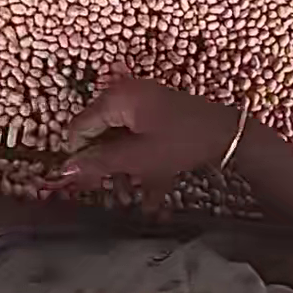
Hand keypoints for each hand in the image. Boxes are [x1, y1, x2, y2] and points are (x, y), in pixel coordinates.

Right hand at [55, 72, 243, 208]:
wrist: (228, 134)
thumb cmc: (181, 143)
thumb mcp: (138, 158)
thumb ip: (99, 162)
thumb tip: (65, 168)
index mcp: (117, 98)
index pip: (80, 127)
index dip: (79, 156)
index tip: (83, 183)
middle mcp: (127, 94)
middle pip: (100, 132)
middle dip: (104, 165)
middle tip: (107, 193)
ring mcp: (145, 103)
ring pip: (122, 139)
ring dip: (125, 169)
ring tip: (133, 198)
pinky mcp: (159, 115)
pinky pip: (141, 138)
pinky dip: (143, 162)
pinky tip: (153, 196)